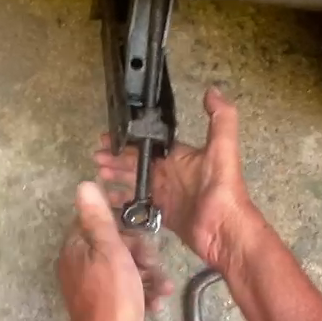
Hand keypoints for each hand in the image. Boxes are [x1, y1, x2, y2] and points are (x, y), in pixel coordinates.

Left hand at [59, 182, 169, 320]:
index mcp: (74, 249)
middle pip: (112, 246)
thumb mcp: (110, 251)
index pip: (96, 223)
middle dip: (140, 254)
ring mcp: (89, 288)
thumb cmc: (113, 298)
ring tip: (163, 287)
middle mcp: (77, 266)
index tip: (141, 238)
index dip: (122, 228)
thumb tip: (83, 184)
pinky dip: (142, 293)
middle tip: (154, 264)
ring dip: (147, 275)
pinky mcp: (103, 306)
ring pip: (123, 268)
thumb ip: (98, 218)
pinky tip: (157, 302)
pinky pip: (124, 290)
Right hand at [94, 87, 257, 271]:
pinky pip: (139, 205)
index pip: (149, 144)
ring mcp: (166, 195)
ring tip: (98, 173)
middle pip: (138, 162)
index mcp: (181, 156)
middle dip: (117, 157)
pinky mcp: (163, 215)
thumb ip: (220, 117)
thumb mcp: (222, 148)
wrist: (225, 230)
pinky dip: (123, 202)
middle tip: (96, 156)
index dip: (129, 140)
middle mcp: (171, 174)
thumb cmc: (222, 189)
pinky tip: (108, 199)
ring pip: (135, 182)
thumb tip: (212, 90)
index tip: (107, 138)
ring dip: (117, 176)